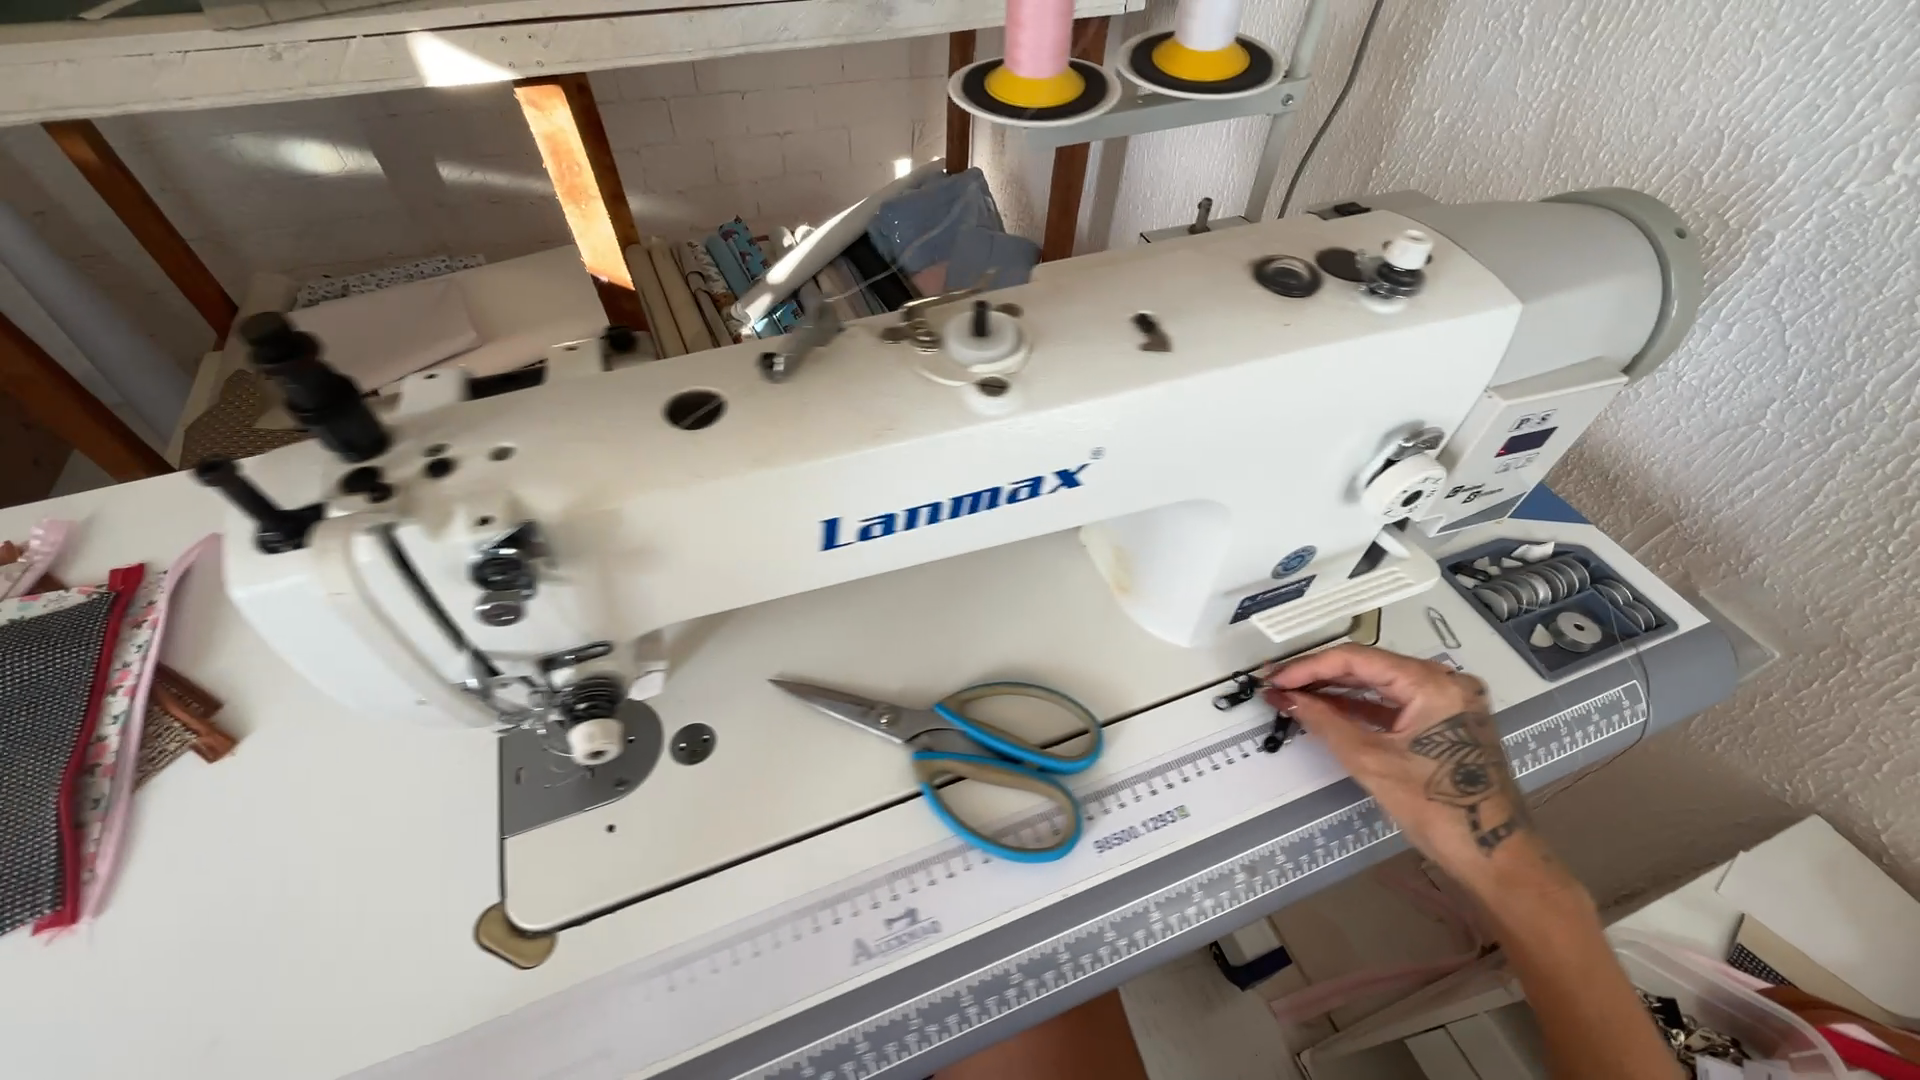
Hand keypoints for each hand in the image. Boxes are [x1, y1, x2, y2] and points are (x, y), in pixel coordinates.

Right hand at [1264, 644, 1555, 894]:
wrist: (1494, 856)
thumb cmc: (1436, 806)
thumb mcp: (1370, 760)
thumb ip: (1324, 721)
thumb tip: (1285, 698)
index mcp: (1432, 683)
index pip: (1357, 658)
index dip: (1308, 667)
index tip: (1274, 678)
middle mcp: (1444, 682)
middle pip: (1369, 666)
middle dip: (1319, 675)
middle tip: (1277, 683)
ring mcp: (1447, 701)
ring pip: (1379, 684)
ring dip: (1336, 690)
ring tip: (1293, 694)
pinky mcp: (1446, 721)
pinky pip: (1393, 703)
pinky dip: (1359, 707)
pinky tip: (1325, 709)